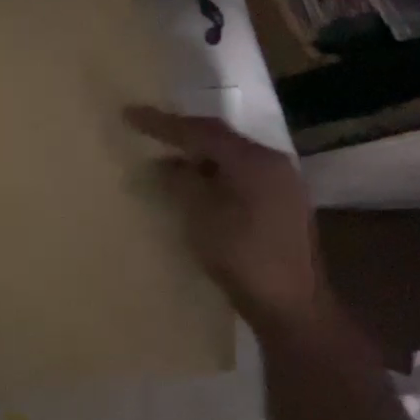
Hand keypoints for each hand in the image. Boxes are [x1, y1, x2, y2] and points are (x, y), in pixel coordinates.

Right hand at [124, 106, 326, 332]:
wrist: (290, 305)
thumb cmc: (241, 255)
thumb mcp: (200, 214)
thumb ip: (180, 182)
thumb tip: (163, 164)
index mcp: (255, 162)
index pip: (202, 132)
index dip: (163, 123)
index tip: (128, 114)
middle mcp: (273, 165)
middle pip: (220, 140)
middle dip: (182, 135)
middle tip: (146, 130)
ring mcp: (281, 185)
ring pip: (230, 159)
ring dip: (196, 157)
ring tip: (163, 160)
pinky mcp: (280, 206)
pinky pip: (239, 176)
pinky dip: (211, 174)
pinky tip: (191, 186)